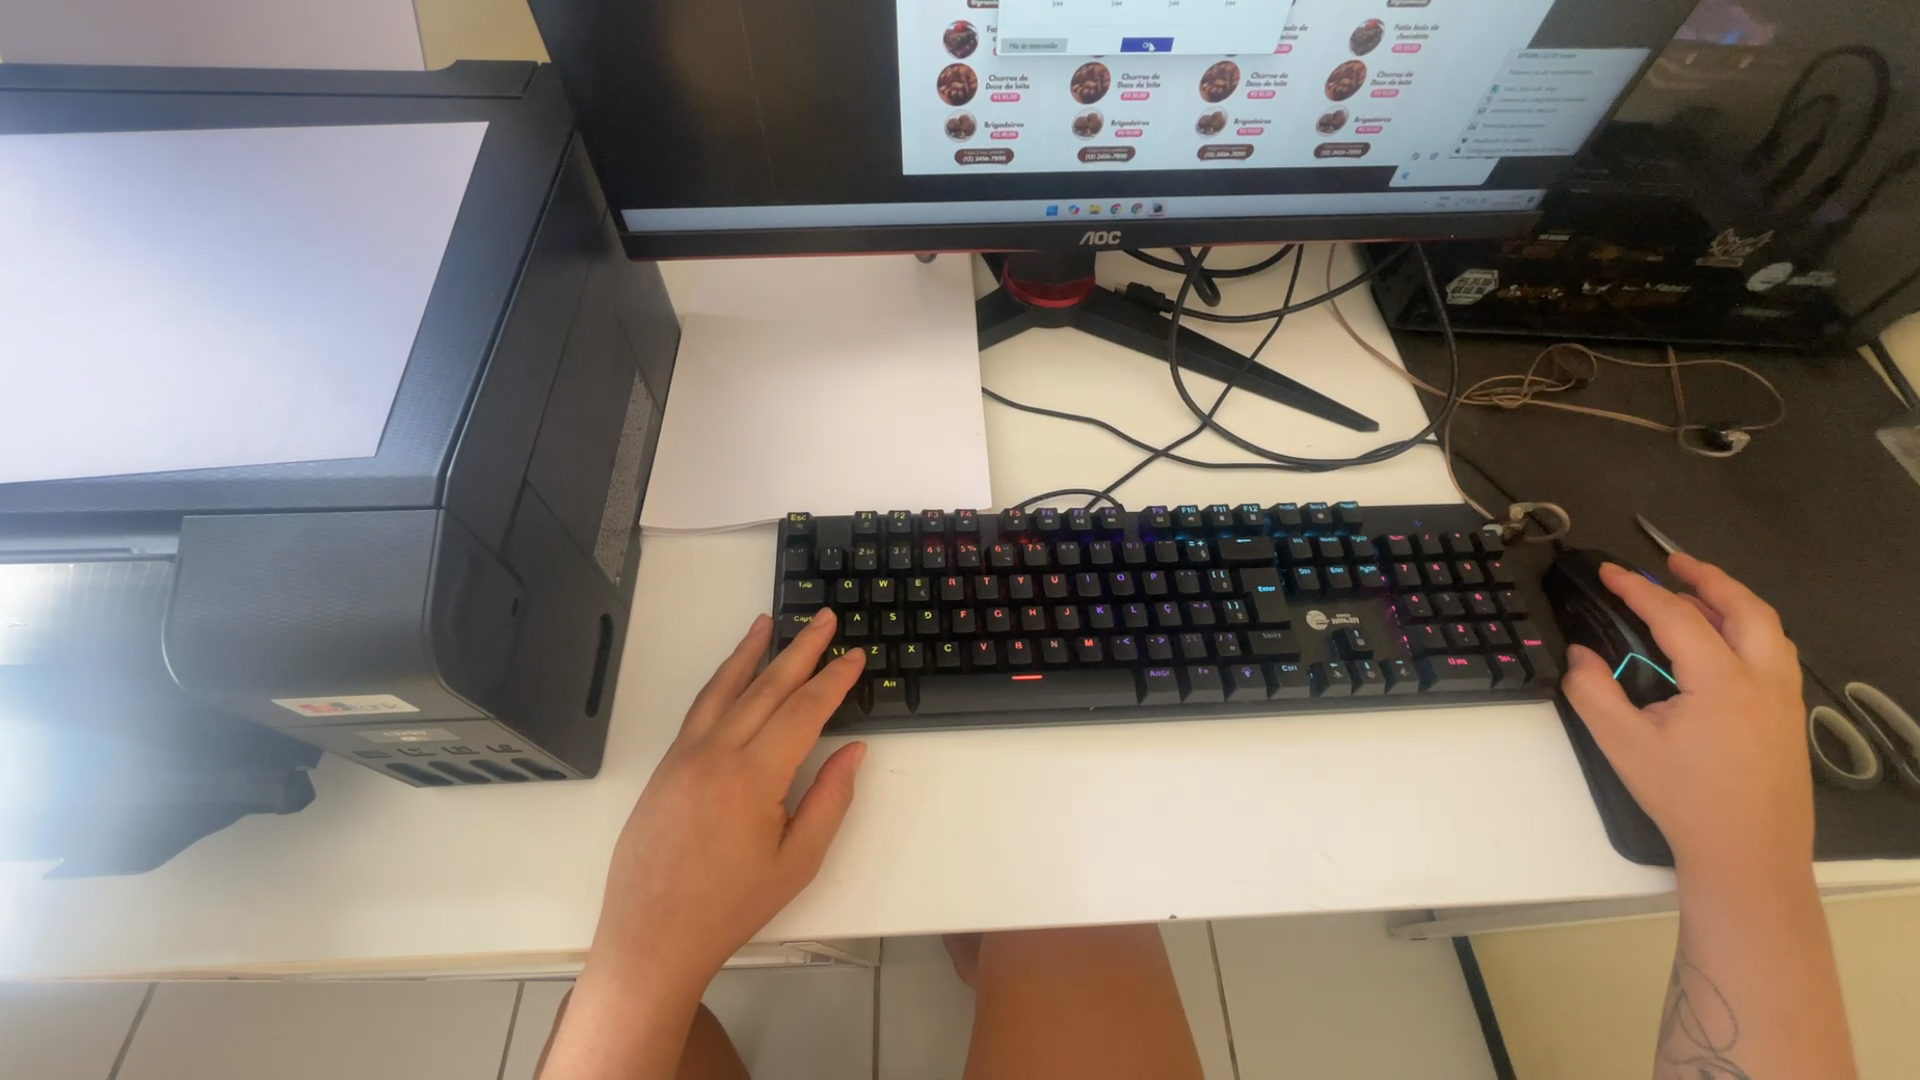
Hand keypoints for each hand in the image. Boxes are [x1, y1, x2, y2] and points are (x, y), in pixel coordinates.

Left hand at [583, 610, 867, 998]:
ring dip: (751, 652)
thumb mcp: (797, 862)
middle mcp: (715, 754)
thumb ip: (829, 800)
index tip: (854, 655)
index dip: (833, 680)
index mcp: (752, 777)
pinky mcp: (665, 766)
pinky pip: (699, 709)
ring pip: (724, 689)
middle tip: (822, 619)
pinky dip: (720, 681)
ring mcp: (684, 756)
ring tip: (769, 623)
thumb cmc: (730, 906)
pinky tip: (732, 672)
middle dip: (800, 650)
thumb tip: (854, 750)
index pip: (804, 711)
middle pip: (766, 687)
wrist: (650, 939)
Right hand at [1560, 553, 1811, 880]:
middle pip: (1748, 611)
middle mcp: (1763, 682)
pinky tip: (1718, 640)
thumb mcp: (1619, 742)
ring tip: (1696, 591)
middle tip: (1672, 561)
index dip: (1638, 590)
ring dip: (1732, 602)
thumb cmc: (1682, 795)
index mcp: (1721, 683)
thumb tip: (1581, 654)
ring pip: (1769, 632)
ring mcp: (1783, 701)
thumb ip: (1592, 690)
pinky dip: (1746, 630)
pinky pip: (1772, 655)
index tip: (1609, 572)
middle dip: (1709, 579)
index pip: (1677, 618)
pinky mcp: (1787, 718)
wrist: (1747, 852)